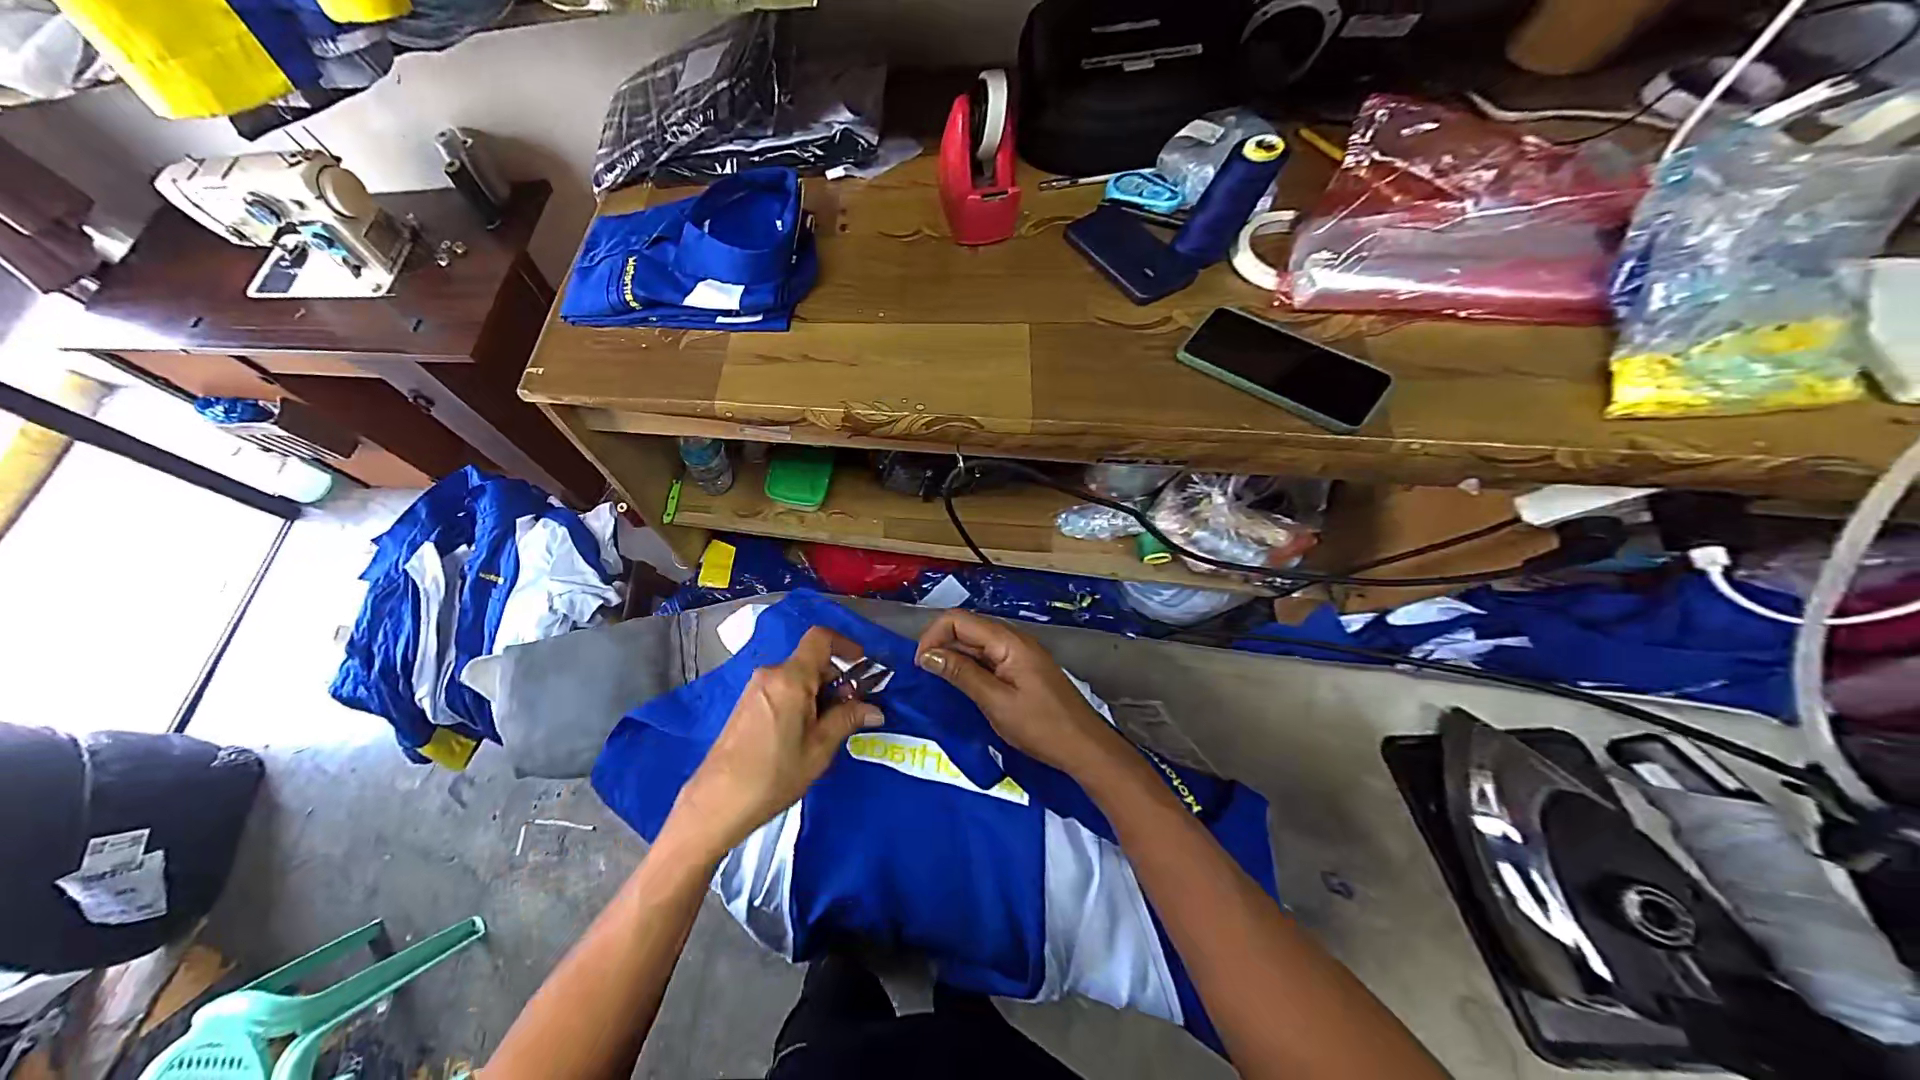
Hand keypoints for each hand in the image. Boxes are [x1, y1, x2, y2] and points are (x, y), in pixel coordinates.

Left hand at [667, 627, 881, 857]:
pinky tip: (803, 734)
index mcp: (791, 678)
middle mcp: (771, 675)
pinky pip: (782, 690)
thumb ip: (847, 719)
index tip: (861, 665)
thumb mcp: (820, 748)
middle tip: (852, 710)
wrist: (718, 801)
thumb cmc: (774, 773)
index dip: (845, 645)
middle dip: (835, 680)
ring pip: (797, 678)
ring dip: (818, 694)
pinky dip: (800, 701)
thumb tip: (874, 710)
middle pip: (811, 661)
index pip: (821, 638)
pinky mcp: (746, 705)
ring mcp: (755, 689)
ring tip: (828, 728)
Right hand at [915, 610, 1128, 777]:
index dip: (933, 637)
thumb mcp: (996, 702)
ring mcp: (1019, 653)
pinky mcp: (1021, 667)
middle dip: (940, 645)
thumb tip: (927, 655)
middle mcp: (1013, 639)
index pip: (958, 620)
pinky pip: (988, 656)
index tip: (921, 666)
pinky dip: (970, 666)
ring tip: (940, 682)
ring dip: (953, 656)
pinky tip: (963, 685)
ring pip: (975, 642)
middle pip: (966, 627)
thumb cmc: (1042, 726)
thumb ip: (961, 674)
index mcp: (1008, 641)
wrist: (1084, 746)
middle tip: (927, 676)